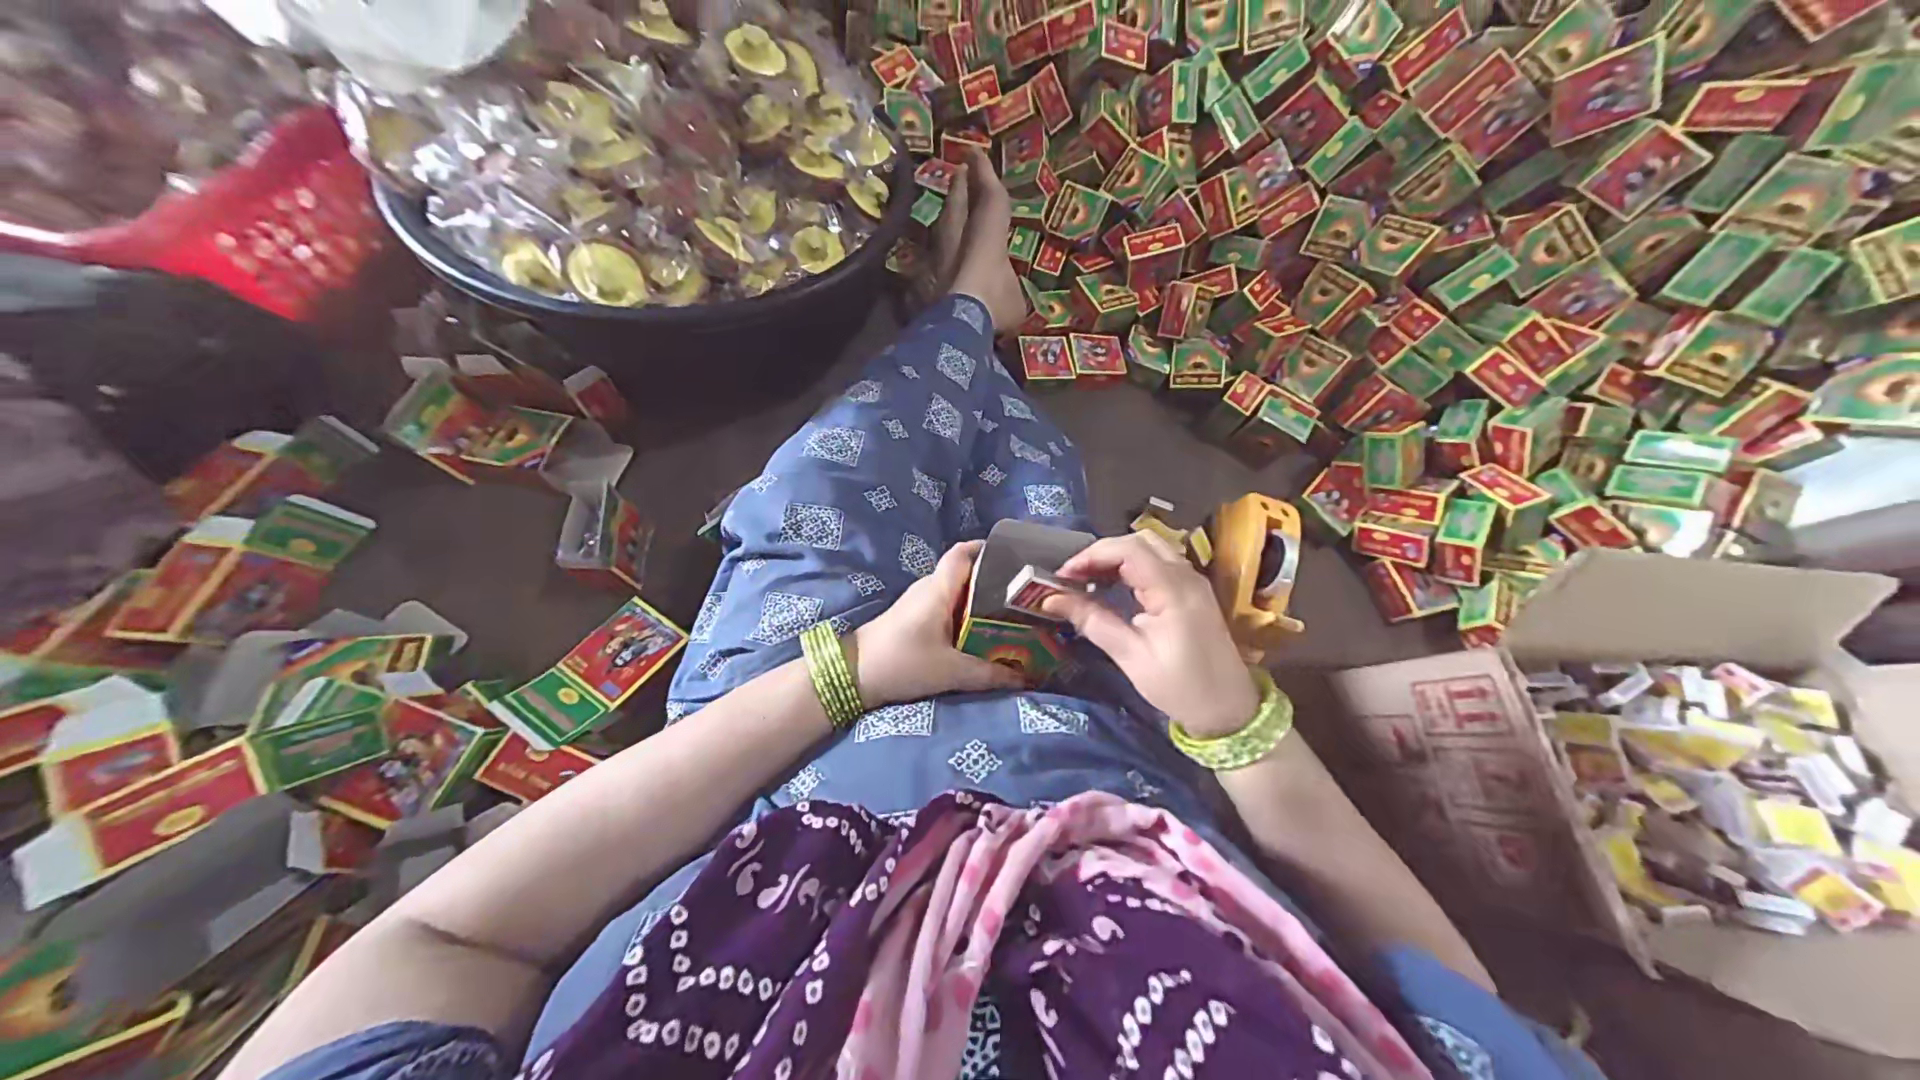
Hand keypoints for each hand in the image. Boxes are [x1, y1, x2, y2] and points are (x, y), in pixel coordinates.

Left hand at [852, 540, 1024, 705]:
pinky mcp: (911, 617)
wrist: (852, 674)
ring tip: (1007, 614)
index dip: (986, 548)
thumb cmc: (901, 662)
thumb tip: (1025, 680)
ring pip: (954, 592)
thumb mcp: (950, 671)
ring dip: (977, 600)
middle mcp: (928, 589)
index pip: (963, 553)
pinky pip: (944, 606)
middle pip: (964, 573)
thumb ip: (989, 674)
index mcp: (938, 590)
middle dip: (992, 580)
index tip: (1012, 556)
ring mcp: (917, 602)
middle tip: (1020, 595)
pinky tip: (978, 630)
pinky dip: (963, 613)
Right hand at [1042, 532, 1259, 738]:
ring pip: (1151, 547)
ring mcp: (1193, 581)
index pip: (1128, 550)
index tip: (1064, 576)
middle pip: (1139, 541)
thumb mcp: (1130, 656)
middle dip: (1101, 552)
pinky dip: (1132, 564)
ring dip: (1117, 556)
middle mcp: (1186, 576)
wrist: (1228, 710)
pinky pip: (1159, 562)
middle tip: (1073, 576)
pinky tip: (1113, 584)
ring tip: (1088, 579)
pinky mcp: (1193, 591)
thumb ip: (1093, 621)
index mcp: (1173, 590)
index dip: (1091, 556)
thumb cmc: (1180, 687)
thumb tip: (1052, 599)